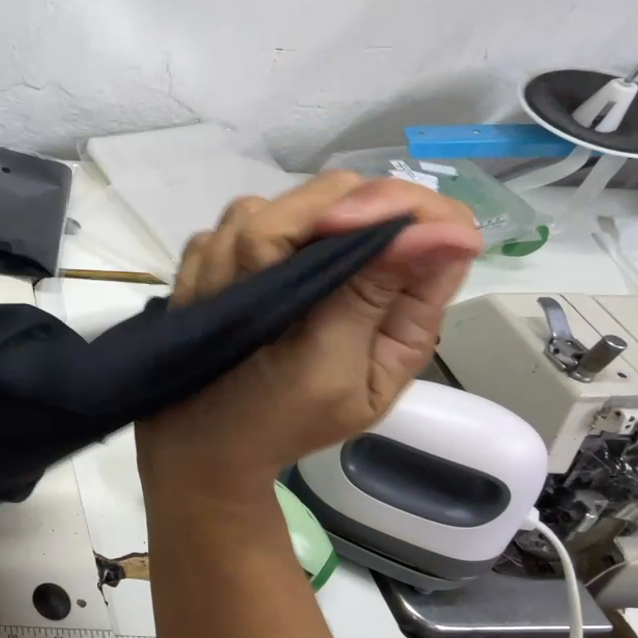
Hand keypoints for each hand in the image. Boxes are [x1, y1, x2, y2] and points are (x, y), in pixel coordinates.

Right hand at [137, 172, 481, 485]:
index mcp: (396, 305)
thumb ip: (373, 299)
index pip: (423, 216)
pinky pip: (213, 235)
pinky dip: (202, 266)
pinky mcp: (232, 270)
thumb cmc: (269, 421)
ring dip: (232, 254)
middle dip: (287, 227)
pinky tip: (203, 304)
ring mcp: (284, 267)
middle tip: (253, 279)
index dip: (382, 204)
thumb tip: (445, 231)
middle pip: (334, 193)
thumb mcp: (332, 373)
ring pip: (261, 209)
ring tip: (223, 304)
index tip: (328, 225)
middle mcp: (344, 274)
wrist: (191, 444)